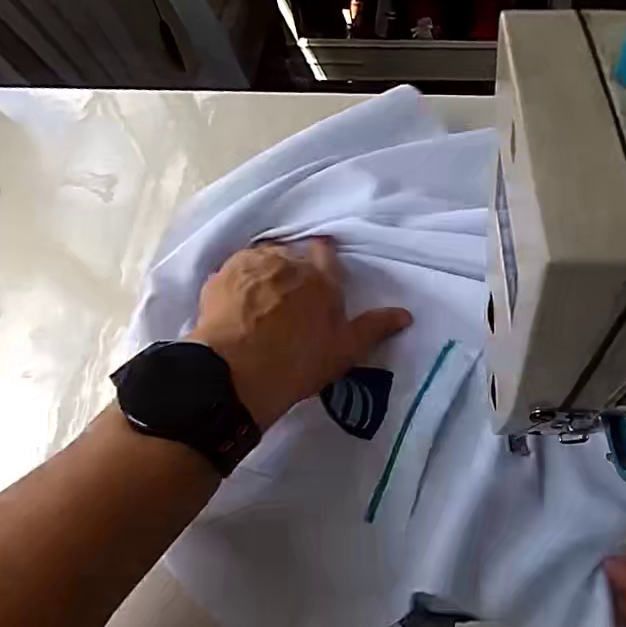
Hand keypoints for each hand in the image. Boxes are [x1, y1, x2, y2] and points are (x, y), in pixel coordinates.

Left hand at [187, 238, 410, 429]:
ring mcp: (250, 265)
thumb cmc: (298, 363)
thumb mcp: (343, 351)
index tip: (318, 275)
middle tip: (286, 299)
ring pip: (261, 260)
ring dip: (263, 273)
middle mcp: (287, 261)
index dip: (323, 261)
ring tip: (258, 300)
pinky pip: (233, 271)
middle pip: (292, 256)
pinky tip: (234, 303)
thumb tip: (405, 314)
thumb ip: (373, 328)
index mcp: (321, 278)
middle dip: (291, 271)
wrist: (237, 373)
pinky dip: (236, 283)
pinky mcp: (220, 275)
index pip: (326, 253)